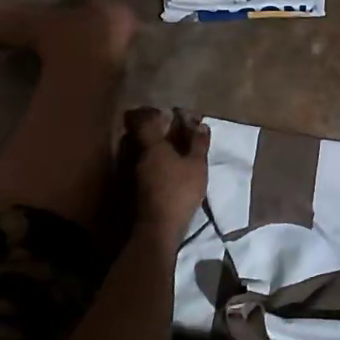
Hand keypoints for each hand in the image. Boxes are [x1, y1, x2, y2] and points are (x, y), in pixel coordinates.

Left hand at [125, 108, 209, 241]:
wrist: (159, 227)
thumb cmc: (180, 190)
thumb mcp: (196, 165)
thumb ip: (198, 144)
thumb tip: (201, 124)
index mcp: (152, 147)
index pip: (144, 123)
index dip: (152, 114)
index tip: (166, 112)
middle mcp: (140, 157)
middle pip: (145, 137)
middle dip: (158, 131)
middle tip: (177, 130)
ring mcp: (138, 175)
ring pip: (147, 154)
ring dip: (160, 149)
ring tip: (179, 150)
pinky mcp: (141, 190)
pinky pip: (150, 167)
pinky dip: (160, 164)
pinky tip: (174, 170)